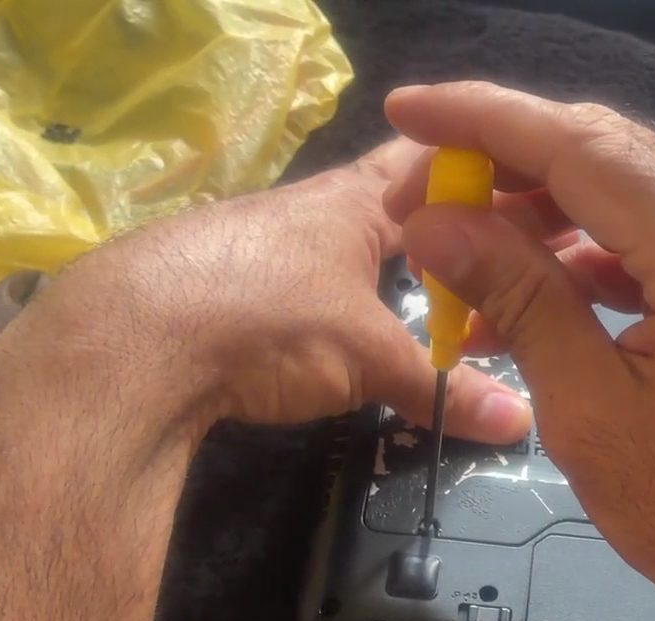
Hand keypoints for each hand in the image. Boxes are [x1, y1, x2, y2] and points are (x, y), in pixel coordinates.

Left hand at [0, 138, 532, 459]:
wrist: (131, 345)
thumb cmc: (271, 320)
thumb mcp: (371, 358)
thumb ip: (444, 389)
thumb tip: (523, 424)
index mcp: (350, 203)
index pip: (422, 163)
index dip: (466, 170)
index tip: (507, 190)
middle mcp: (303, 210)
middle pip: (381, 205)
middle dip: (428, 226)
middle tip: (476, 259)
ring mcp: (254, 242)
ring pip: (335, 243)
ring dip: (375, 264)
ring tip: (416, 299)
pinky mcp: (218, 280)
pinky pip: (296, 278)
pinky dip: (329, 295)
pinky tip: (332, 328)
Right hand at [384, 83, 654, 620]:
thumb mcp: (592, 414)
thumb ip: (520, 300)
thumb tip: (437, 225)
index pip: (582, 148)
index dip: (483, 121)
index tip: (407, 108)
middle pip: (612, 156)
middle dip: (509, 165)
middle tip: (427, 200)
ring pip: (636, 201)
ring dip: (547, 219)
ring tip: (467, 260)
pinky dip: (595, 262)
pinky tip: (535, 291)